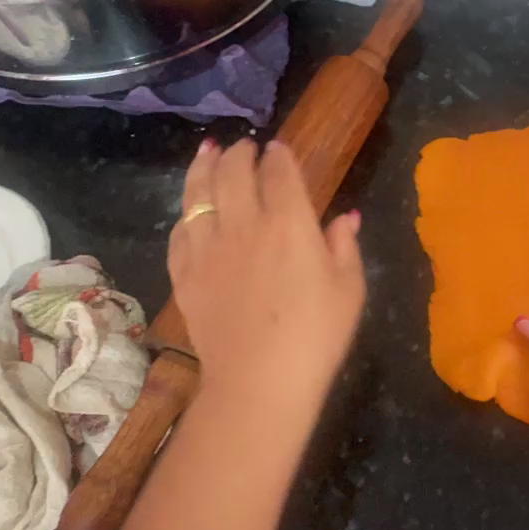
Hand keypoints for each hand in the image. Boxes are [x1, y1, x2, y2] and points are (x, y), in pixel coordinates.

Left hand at [168, 139, 365, 410]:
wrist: (259, 382)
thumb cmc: (316, 335)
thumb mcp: (349, 289)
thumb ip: (344, 246)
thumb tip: (346, 217)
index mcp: (289, 223)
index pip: (280, 172)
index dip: (279, 155)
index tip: (279, 148)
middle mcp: (244, 224)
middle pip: (233, 173)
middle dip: (239, 153)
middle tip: (244, 147)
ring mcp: (207, 249)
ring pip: (197, 194)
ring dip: (203, 168)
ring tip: (207, 152)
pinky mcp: (185, 275)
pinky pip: (179, 234)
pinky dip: (186, 215)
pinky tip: (190, 212)